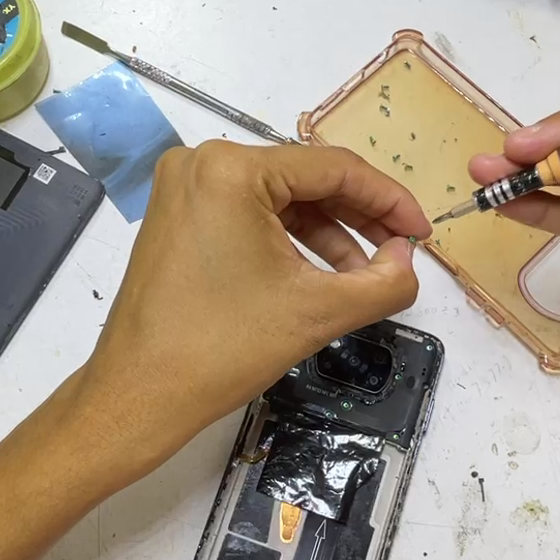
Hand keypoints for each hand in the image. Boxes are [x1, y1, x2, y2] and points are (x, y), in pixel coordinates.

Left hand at [80, 141, 430, 470]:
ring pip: (278, 200)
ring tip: (362, 276)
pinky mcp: (177, 218)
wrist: (138, 396)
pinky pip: (249, 217)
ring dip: (326, 234)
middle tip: (398, 253)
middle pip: (304, 180)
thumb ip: (385, 281)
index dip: (388, 199)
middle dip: (357, 219)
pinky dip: (287, 242)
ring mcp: (184, 190)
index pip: (333, 168)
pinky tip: (318, 275)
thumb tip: (407, 257)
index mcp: (231, 169)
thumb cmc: (222, 349)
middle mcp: (201, 163)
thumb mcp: (318, 312)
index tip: (421, 233)